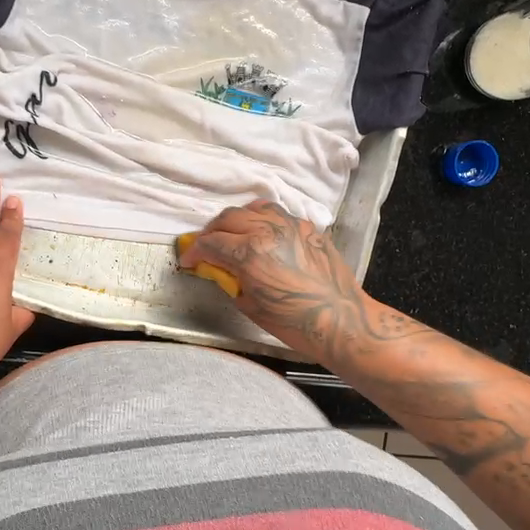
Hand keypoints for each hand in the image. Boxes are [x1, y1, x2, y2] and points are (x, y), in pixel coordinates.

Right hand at [177, 201, 368, 362]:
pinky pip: (279, 214)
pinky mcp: (308, 228)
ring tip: (233, 233)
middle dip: (211, 232)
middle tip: (206, 247)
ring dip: (237, 219)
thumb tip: (220, 270)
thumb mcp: (249, 305)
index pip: (210, 242)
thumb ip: (231, 280)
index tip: (188, 260)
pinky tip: (263, 233)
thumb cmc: (292, 322)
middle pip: (228, 218)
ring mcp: (291, 225)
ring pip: (254, 208)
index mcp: (249, 252)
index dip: (194, 252)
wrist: (340, 320)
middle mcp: (267, 230)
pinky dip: (263, 219)